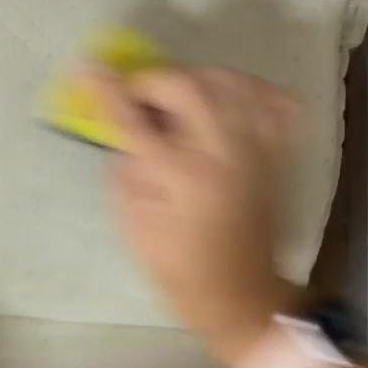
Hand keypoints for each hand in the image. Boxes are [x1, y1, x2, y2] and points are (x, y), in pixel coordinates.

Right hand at [92, 67, 301, 365]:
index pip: (135, 119)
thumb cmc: (182, 272)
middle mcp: (223, 154)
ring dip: (199, 77)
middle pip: (188, 85)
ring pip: (232, 83)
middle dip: (154, 80)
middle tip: (139, 96)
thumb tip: (125, 136)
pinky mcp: (279, 158)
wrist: (243, 298)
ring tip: (180, 96)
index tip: (87, 69)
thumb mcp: (136, 230)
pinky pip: (277, 105)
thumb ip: (126, 175)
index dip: (107, 90)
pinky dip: (254, 91)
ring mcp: (257, 151)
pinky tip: (233, 100)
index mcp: (181, 176)